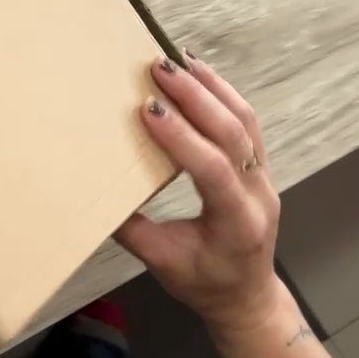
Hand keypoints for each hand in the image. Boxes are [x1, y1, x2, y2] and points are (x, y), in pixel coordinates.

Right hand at [116, 57, 288, 337]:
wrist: (247, 297)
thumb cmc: (203, 282)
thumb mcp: (162, 264)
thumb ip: (132, 229)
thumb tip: (93, 189)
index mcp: (237, 223)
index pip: (214, 171)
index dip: (182, 138)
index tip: (149, 109)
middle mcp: (259, 195)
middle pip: (234, 134)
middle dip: (197, 96)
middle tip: (160, 68)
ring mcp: (264, 176)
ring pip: (246, 120)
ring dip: (211, 86)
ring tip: (179, 60)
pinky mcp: (259, 164)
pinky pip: (247, 120)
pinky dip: (222, 91)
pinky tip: (199, 72)